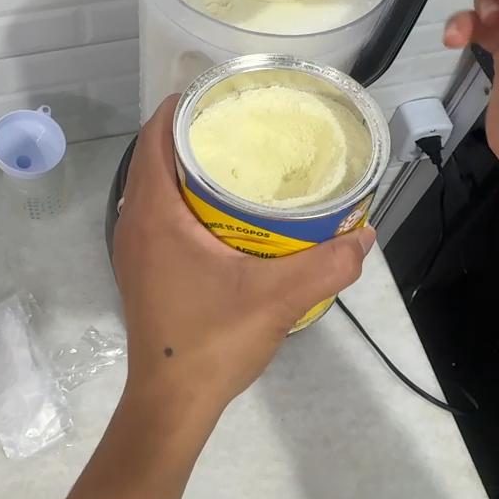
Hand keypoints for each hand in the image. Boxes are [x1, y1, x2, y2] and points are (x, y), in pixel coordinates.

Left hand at [110, 96, 375, 428]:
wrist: (171, 402)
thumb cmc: (212, 342)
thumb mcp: (278, 299)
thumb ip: (327, 265)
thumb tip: (365, 235)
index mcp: (154, 214)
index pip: (152, 136)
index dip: (181, 107)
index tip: (221, 96)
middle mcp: (133, 222)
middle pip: (153, 156)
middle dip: (191, 133)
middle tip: (242, 125)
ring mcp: (133, 247)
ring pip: (154, 186)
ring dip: (186, 167)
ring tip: (237, 160)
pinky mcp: (142, 268)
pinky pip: (157, 212)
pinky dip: (183, 197)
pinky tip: (223, 211)